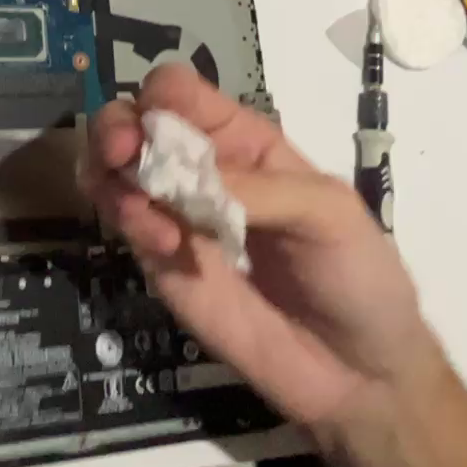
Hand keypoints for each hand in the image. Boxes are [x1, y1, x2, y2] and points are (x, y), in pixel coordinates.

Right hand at [79, 63, 443, 432]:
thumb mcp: (329, 213)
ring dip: (110, 178)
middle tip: (120, 155)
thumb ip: (260, 186)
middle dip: (113, 129)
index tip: (153, 122)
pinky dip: (124, 220)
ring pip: (108, 166)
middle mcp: (193, 165)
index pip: (177, 92)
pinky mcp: (156, 256)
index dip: (158, 95)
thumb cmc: (357, 275)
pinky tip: (163, 246)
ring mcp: (169, 210)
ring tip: (144, 218)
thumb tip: (185, 173)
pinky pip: (119, 220)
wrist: (354, 374)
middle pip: (129, 120)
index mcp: (238, 140)